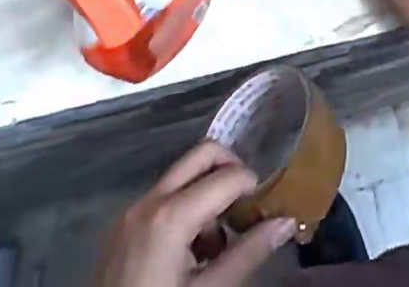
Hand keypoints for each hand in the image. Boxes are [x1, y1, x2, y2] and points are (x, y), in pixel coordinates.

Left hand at [96, 140, 295, 286]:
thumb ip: (250, 252)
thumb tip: (286, 221)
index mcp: (172, 215)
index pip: (228, 176)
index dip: (253, 186)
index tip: (265, 210)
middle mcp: (150, 201)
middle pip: (202, 154)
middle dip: (231, 170)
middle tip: (246, 205)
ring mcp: (131, 212)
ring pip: (183, 174)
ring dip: (208, 191)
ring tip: (217, 242)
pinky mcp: (121, 227)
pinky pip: (163, 197)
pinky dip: (186, 205)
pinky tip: (191, 252)